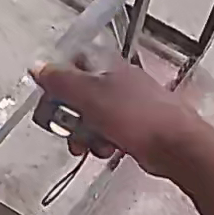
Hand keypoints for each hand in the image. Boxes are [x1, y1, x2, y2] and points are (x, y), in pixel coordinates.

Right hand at [30, 52, 212, 177]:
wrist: (175, 145)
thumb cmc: (139, 117)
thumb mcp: (89, 96)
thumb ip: (60, 81)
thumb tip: (38, 67)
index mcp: (109, 67)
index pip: (74, 64)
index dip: (58, 81)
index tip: (51, 100)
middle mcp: (120, 83)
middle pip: (81, 95)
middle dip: (70, 116)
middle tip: (68, 129)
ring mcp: (131, 106)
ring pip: (94, 118)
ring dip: (86, 134)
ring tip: (89, 146)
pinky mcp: (137, 128)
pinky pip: (110, 133)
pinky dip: (103, 143)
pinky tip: (108, 150)